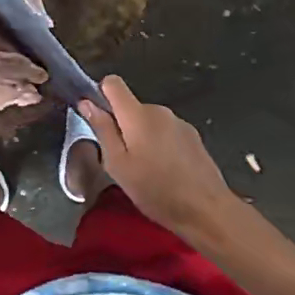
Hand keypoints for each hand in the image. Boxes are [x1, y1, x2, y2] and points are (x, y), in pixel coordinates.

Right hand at [78, 75, 237, 236]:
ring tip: (145, 169)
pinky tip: (166, 171)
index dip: (101, 95)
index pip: (113, 83)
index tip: (99, 120)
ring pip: (149, 121)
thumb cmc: (156, 190)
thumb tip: (87, 103)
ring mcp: (180, 123)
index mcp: (137, 114)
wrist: (208, 212)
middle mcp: (160, 111)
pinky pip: (166, 132)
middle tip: (121, 158)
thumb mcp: (118, 164)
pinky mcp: (194, 137)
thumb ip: (102, 129)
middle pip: (131, 106)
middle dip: (122, 125)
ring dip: (141, 136)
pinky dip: (160, 144)